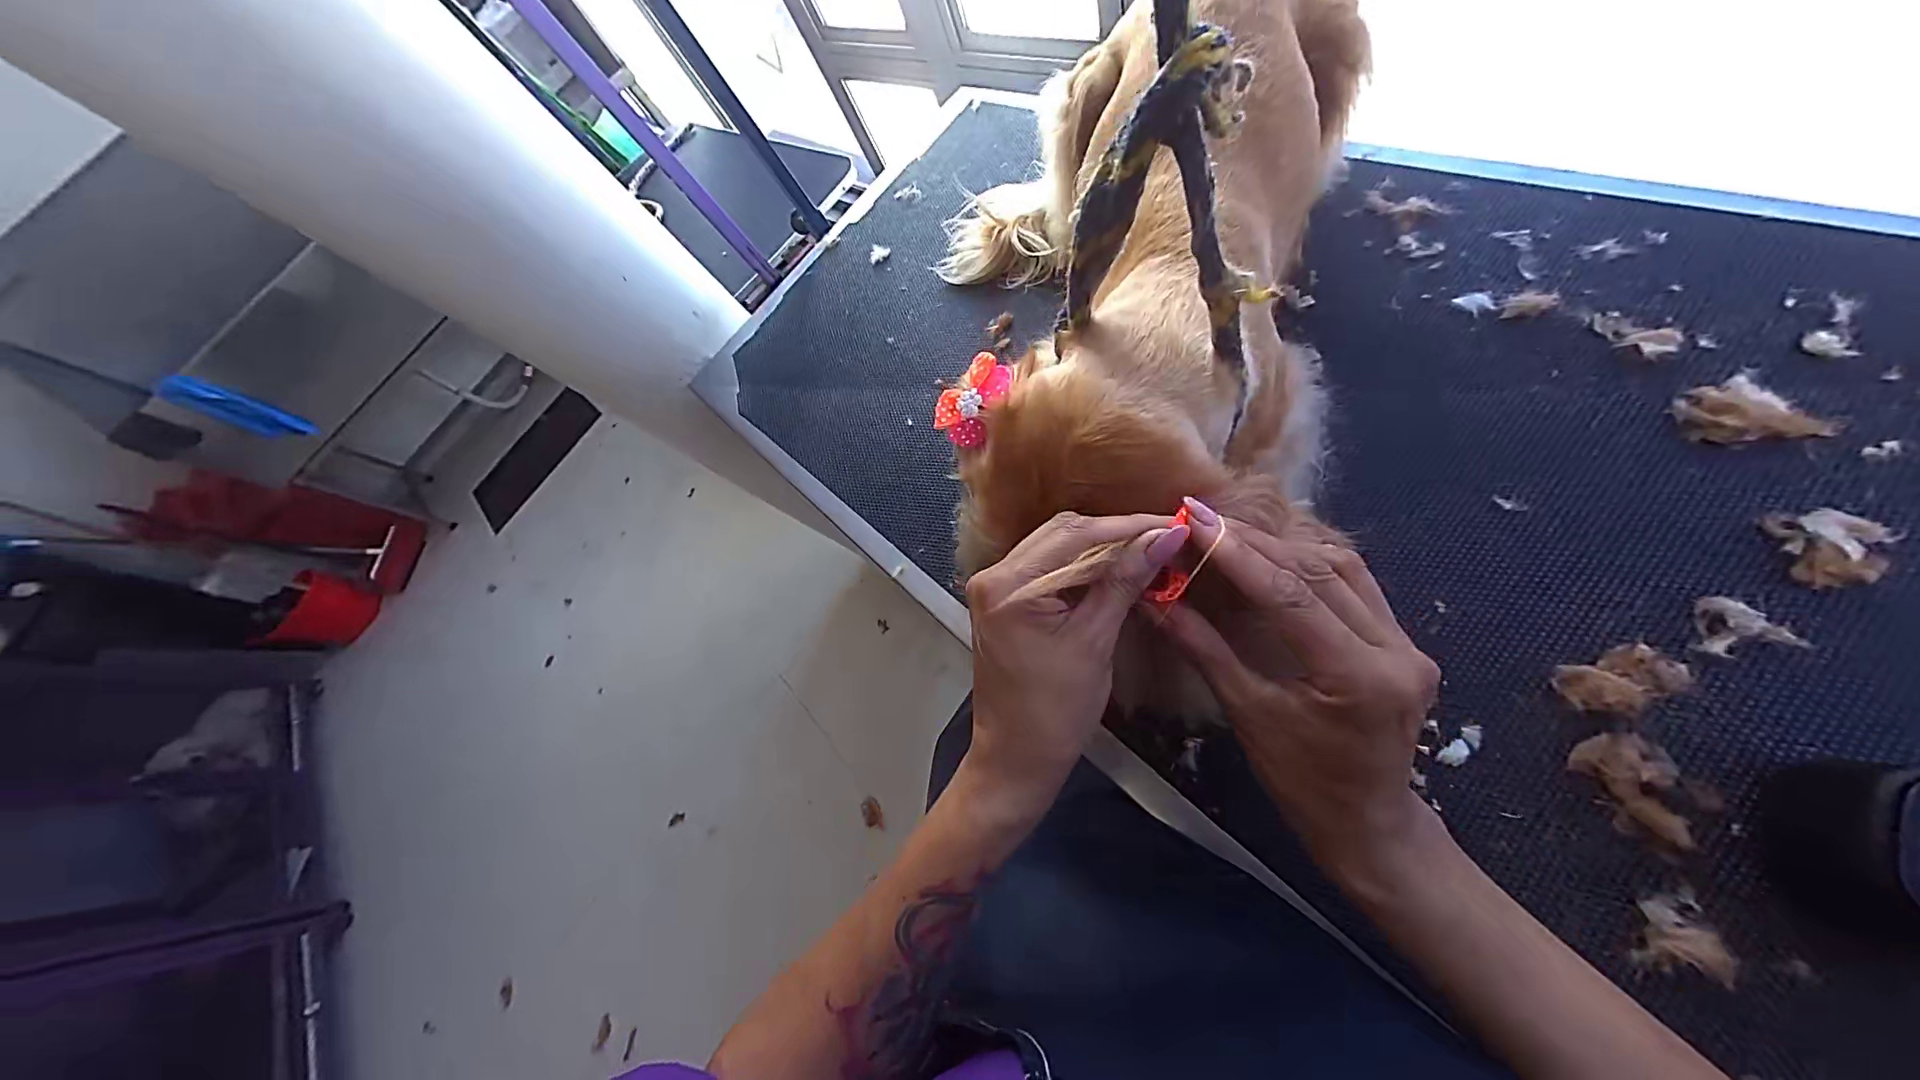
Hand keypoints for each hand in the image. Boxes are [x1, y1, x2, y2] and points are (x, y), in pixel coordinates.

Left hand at [964, 512, 1188, 812]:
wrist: (1016, 755)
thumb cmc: (1053, 713)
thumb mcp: (1094, 641)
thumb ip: (1124, 582)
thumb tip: (1164, 538)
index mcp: (1008, 586)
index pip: (1076, 535)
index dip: (1130, 527)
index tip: (1173, 525)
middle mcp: (994, 576)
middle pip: (1063, 532)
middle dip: (1117, 532)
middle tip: (1165, 537)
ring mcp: (996, 587)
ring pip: (1058, 546)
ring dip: (1103, 547)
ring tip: (1150, 550)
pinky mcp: (1007, 600)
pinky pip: (1050, 567)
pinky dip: (1085, 566)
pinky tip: (1118, 568)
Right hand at [1157, 499, 1438, 874]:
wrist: (1368, 821)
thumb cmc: (1301, 781)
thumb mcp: (1247, 714)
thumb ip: (1204, 648)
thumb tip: (1155, 601)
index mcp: (1357, 677)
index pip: (1289, 594)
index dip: (1236, 553)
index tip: (1193, 520)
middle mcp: (1396, 651)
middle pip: (1317, 572)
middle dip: (1253, 541)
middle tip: (1202, 518)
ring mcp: (1408, 644)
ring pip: (1341, 569)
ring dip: (1282, 545)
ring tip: (1229, 530)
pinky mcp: (1405, 642)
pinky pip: (1355, 585)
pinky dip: (1309, 562)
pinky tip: (1274, 553)